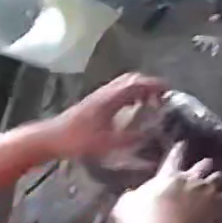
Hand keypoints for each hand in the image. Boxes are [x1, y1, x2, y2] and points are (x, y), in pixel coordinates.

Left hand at [45, 73, 168, 159]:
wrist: (51, 138)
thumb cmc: (78, 140)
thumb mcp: (107, 143)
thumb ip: (131, 139)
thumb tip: (152, 134)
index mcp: (112, 97)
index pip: (138, 83)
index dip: (156, 85)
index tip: (170, 91)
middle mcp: (107, 91)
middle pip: (133, 79)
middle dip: (150, 85)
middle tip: (163, 97)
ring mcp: (100, 95)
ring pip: (125, 84)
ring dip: (140, 89)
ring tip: (151, 102)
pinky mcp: (96, 101)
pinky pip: (119, 90)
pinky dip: (131, 94)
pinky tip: (132, 109)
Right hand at [112, 141, 221, 222]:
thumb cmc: (140, 220)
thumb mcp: (126, 205)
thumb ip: (132, 197)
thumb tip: (132, 196)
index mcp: (168, 176)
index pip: (174, 158)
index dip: (178, 150)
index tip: (183, 144)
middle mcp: (190, 181)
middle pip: (201, 167)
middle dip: (204, 164)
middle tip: (207, 162)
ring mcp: (205, 194)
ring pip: (217, 181)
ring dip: (217, 181)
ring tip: (220, 180)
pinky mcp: (216, 210)